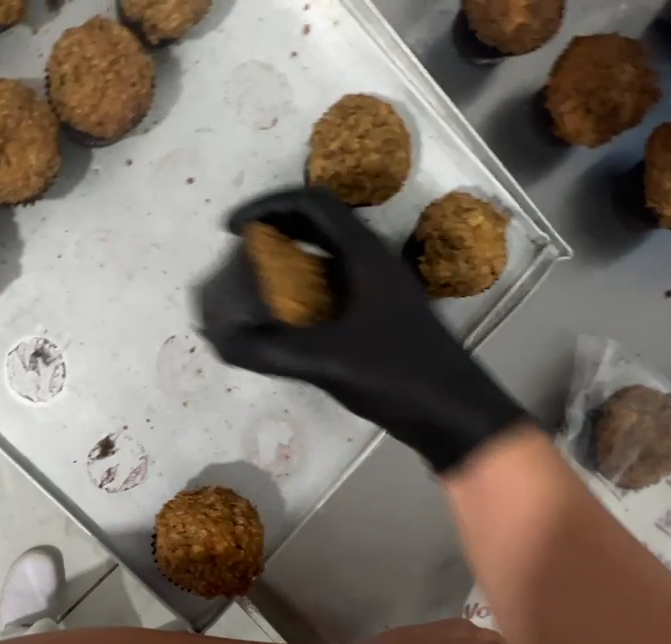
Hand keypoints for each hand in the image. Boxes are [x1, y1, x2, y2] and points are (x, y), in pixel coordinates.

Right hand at [196, 186, 532, 473]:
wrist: (452, 412)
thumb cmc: (398, 375)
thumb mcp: (327, 362)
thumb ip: (270, 351)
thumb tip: (218, 340)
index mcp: (365, 256)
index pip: (313, 204)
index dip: (268, 207)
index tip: (232, 230)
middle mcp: (372, 263)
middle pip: (319, 225)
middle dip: (274, 230)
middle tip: (237, 250)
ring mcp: (376, 291)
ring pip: (325, 258)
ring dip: (287, 262)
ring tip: (251, 284)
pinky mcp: (376, 318)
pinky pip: (330, 289)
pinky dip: (299, 294)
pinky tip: (281, 322)